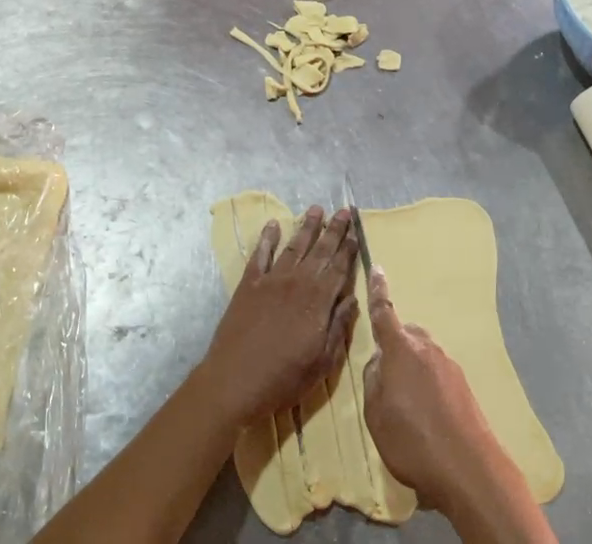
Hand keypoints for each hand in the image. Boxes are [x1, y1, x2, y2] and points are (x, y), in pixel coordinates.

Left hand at [198, 205, 359, 425]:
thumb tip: (352, 299)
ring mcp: (271, 281)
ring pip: (293, 247)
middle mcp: (297, 283)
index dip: (349, 248)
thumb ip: (339, 327)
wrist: (235, 381)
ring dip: (306, 227)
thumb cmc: (284, 378)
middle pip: (320, 251)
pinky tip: (273, 225)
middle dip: (334, 230)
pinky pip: (260, 255)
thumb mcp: (323, 361)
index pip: (339, 268)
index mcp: (318, 301)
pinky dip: (267, 238)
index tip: (357, 231)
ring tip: (316, 209)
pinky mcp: (248, 285)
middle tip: (344, 210)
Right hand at [361, 267, 506, 507]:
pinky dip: (427, 384)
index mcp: (401, 350)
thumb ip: (373, 380)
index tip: (378, 268)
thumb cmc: (411, 440)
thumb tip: (380, 361)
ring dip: (412, 368)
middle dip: (395, 344)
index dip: (379, 291)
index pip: (385, 313)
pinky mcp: (464, 387)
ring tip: (404, 404)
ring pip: (423, 355)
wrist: (468, 468)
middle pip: (407, 335)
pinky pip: (437, 374)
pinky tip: (425, 415)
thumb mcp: (375, 413)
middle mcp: (427, 350)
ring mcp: (449, 367)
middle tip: (384, 374)